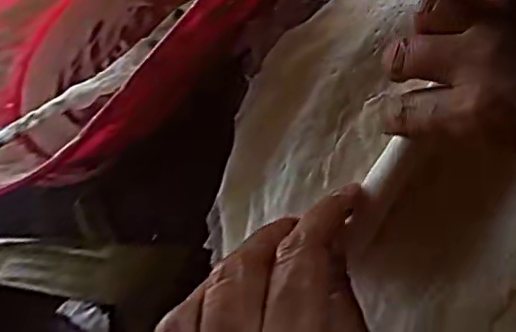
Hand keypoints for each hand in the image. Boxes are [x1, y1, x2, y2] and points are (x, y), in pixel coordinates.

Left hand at [158, 186, 367, 331]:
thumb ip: (341, 311)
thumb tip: (336, 249)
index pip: (299, 263)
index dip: (324, 218)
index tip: (345, 198)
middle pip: (239, 274)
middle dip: (276, 236)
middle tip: (306, 226)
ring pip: (194, 299)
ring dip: (233, 265)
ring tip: (264, 257)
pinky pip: (170, 328)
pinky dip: (195, 302)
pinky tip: (220, 297)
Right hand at [381, 0, 515, 155]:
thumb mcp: (513, 140)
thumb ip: (467, 122)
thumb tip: (438, 111)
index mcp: (473, 108)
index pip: (410, 112)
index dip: (393, 115)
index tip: (392, 114)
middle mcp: (472, 58)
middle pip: (408, 52)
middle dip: (396, 62)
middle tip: (403, 64)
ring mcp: (491, 17)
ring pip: (431, 6)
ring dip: (425, 22)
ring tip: (433, 28)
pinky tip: (471, 4)